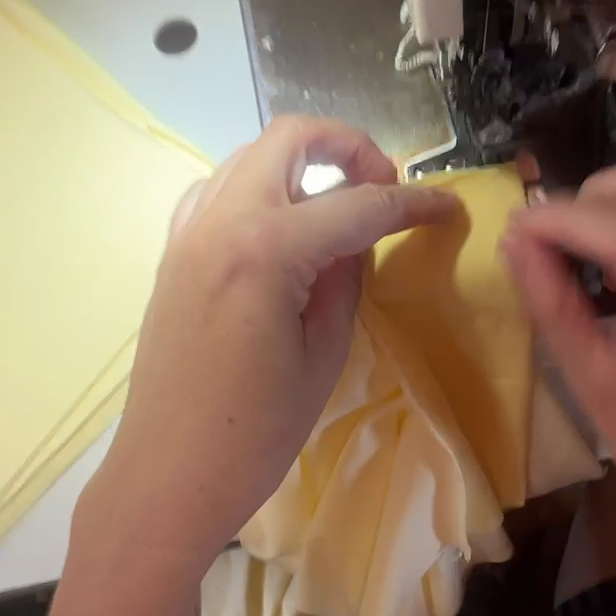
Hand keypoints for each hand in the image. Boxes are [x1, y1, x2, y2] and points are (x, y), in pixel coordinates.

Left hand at [101, 116, 460, 559]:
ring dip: (303, 162)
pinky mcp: (174, 251)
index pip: (357, 205)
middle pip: (291, 137)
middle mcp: (221, 218)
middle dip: (350, 147)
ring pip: (252, 154)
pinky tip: (282, 227)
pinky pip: (220, 189)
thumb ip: (347, 276)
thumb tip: (360, 234)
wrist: (167, 477)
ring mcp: (189, 230)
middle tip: (383, 188)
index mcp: (265, 248)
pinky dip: (260, 187)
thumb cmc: (256, 433)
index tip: (449, 206)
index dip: (413, 203)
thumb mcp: (324, 353)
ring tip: (338, 205)